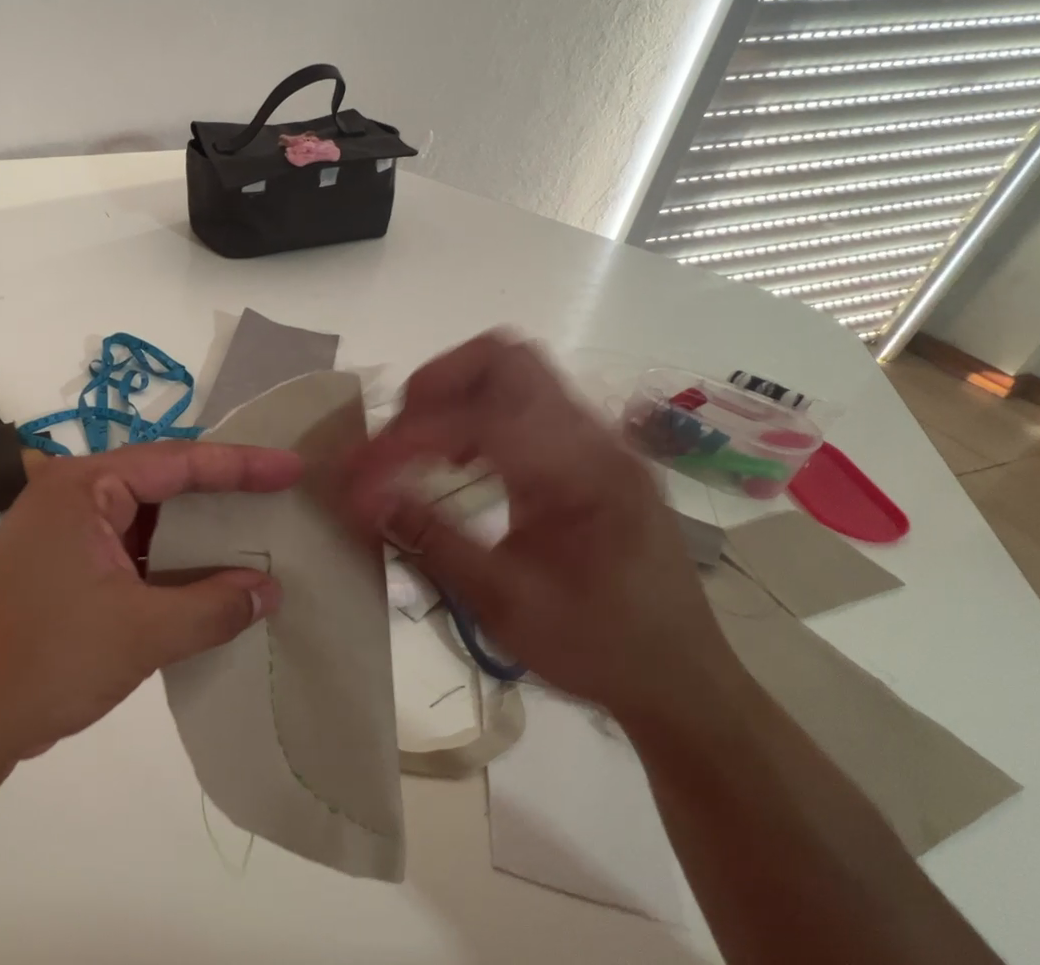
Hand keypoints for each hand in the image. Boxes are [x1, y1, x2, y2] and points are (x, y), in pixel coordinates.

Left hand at [0, 441, 301, 768]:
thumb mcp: (142, 632)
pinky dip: (164, 572)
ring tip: (256, 550)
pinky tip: (204, 592)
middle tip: (281, 507)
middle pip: (159, 487)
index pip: (176, 461)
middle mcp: (66, 499)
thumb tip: (268, 590)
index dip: (241, 466)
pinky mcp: (53, 575)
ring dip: (193, 543)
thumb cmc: (46, 659)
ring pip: (142, 527)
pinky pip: (123, 558)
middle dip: (220, 501)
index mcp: (81, 487)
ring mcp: (56, 538)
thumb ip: (213, 606)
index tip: (294, 470)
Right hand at [340, 332, 739, 722]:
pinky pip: (526, 406)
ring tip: (413, 453)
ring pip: (514, 374)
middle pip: (502, 360)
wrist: (683, 679)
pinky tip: (455, 464)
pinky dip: (476, 418)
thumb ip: (430, 540)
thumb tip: (361, 500)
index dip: (404, 441)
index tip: (357, 481)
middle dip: (432, 389)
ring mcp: (599, 442)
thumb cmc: (599, 648)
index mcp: (580, 474)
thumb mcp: (505, 605)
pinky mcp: (593, 456)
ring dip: (452, 399)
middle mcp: (595, 439)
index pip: (475, 418)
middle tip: (393, 441)